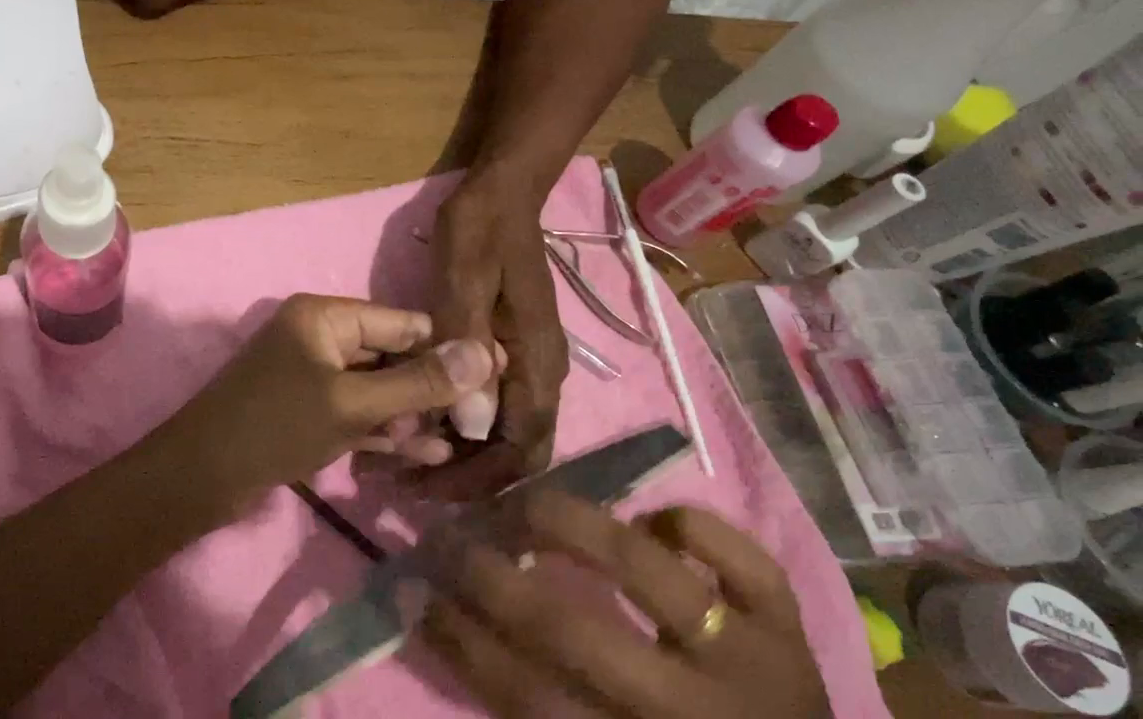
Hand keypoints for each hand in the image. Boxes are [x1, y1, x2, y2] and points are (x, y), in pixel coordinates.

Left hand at [156, 295, 495, 518]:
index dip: (451, 348)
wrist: (202, 475)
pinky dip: (384, 431)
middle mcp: (320, 337)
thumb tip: (485, 352)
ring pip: (378, 389)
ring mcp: (313, 376)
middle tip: (478, 422)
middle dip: (432, 389)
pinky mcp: (308, 411)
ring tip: (455, 445)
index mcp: (325, 317)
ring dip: (412, 416)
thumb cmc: (277, 425)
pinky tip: (424, 455)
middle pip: (393, 355)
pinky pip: (357, 413)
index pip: (404, 322)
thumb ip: (419, 381)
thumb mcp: (353, 403)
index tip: (500, 373)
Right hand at [421, 495, 829, 718]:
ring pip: (646, 572)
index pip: (525, 695)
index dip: (460, 640)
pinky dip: (686, 527)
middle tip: (451, 542)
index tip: (415, 594)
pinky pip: (740, 558)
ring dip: (571, 528)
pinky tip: (648, 523)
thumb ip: (532, 703)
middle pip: (570, 631)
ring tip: (527, 506)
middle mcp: (688, 708)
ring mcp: (746, 660)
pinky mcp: (789, 627)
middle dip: (494, 579)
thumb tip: (446, 624)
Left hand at [422, 166, 568, 497]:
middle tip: (405, 489)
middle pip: (510, 447)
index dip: (477, 476)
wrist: (503, 192)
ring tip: (398, 469)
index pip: (521, 443)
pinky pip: (482, 404)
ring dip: (452, 453)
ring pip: (494, 430)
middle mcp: (538, 371)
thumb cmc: (480, 230)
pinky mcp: (500, 351)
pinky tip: (409, 427)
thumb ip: (463, 344)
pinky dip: (449, 424)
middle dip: (461, 474)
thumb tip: (471, 425)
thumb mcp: (462, 279)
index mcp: (536, 360)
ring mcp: (521, 362)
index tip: (429, 491)